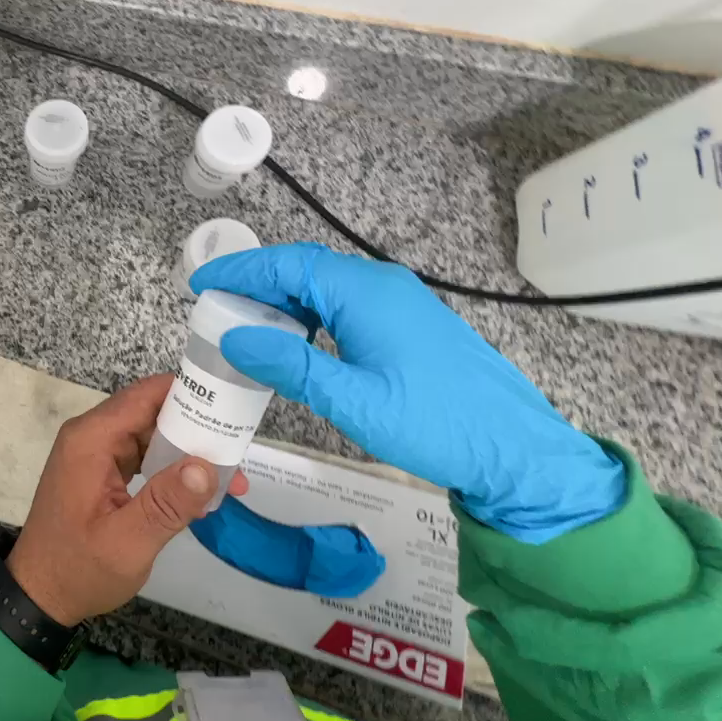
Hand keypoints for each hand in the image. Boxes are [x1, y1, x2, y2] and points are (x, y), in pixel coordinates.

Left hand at [6, 375, 247, 624]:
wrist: (39, 591)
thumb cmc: (79, 567)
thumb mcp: (128, 542)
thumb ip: (166, 503)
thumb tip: (206, 466)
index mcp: (91, 440)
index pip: (143, 397)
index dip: (186, 394)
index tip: (229, 403)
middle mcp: (89, 436)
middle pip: (148, 413)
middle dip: (194, 427)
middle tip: (240, 450)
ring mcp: (92, 453)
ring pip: (147, 435)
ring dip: (185, 452)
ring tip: (231, 477)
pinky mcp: (97, 471)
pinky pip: (139, 455)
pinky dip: (168, 468)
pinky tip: (198, 493)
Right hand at [190, 243, 625, 543]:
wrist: (523, 455)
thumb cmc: (435, 425)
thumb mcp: (352, 400)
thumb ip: (289, 365)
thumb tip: (233, 338)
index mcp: (364, 293)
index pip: (286, 265)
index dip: (238, 272)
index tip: (198, 286)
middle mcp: (380, 285)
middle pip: (302, 269)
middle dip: (254, 284)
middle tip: (214, 308)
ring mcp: (397, 302)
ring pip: (322, 287)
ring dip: (280, 301)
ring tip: (244, 326)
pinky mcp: (406, 323)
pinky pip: (342, 304)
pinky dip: (307, 315)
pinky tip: (292, 342)